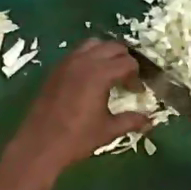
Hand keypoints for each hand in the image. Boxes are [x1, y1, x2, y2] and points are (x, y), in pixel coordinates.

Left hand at [0, 39, 149, 189]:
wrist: (40, 145)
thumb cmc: (76, 138)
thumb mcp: (108, 130)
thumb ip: (131, 121)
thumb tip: (150, 120)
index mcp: (99, 74)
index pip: (127, 62)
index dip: (136, 75)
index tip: (137, 91)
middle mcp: (84, 61)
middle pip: (112, 46)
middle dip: (124, 59)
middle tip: (127, 79)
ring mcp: (67, 63)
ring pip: (93, 44)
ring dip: (105, 54)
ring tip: (110, 74)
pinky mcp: (56, 69)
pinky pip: (77, 53)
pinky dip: (89, 57)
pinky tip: (90, 78)